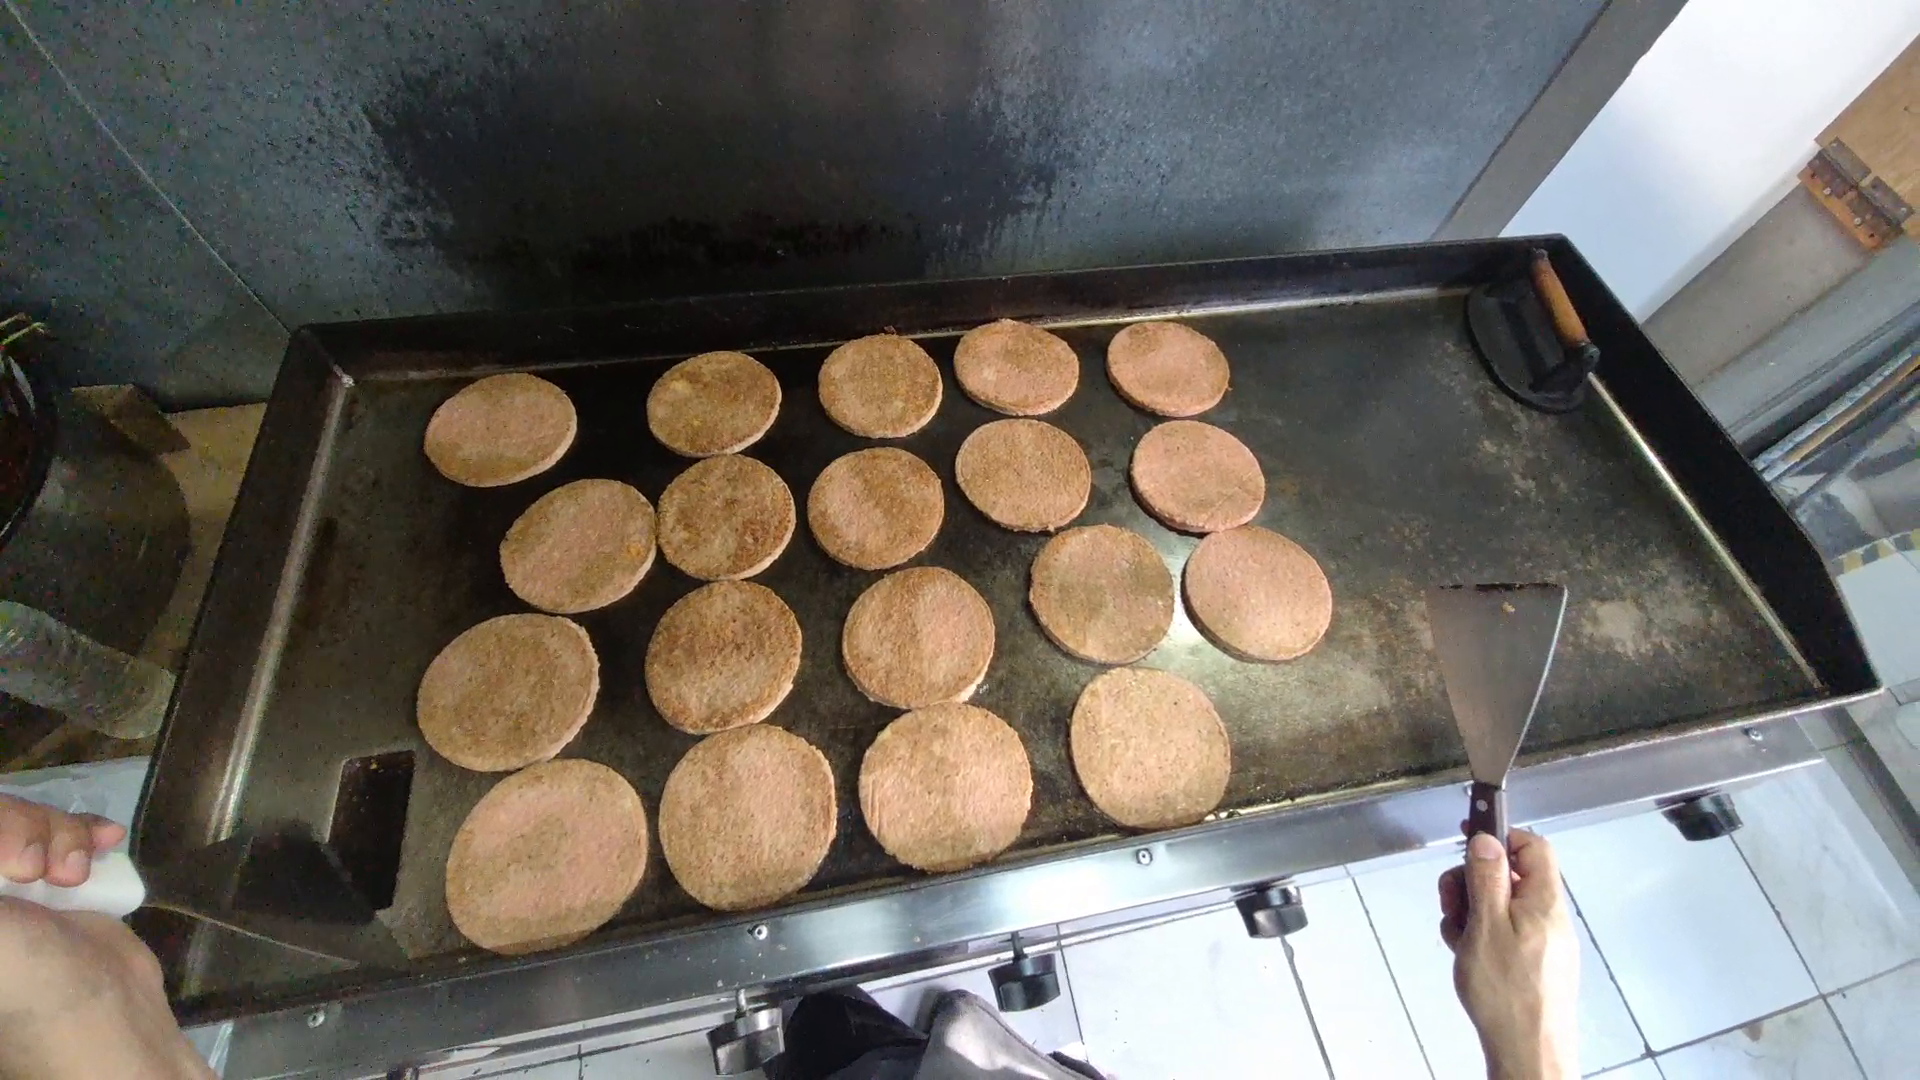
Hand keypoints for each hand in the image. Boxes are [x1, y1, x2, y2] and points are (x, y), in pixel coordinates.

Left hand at [0, 793, 211, 1079]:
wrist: (98, 1004)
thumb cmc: (20, 978)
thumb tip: (7, 858)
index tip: (14, 866)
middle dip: (27, 831)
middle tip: (40, 875)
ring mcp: (8, 884)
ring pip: (33, 820)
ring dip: (66, 834)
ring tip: (78, 874)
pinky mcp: (54, 879)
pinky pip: (71, 830)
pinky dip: (91, 830)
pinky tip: (108, 843)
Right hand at [1438, 830, 1578, 1079]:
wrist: (1527, 1053)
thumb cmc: (1504, 988)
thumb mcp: (1486, 925)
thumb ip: (1487, 878)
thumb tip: (1488, 838)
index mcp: (1544, 904)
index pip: (1534, 847)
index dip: (1501, 835)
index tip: (1466, 838)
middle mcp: (1549, 918)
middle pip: (1508, 873)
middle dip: (1471, 878)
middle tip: (1450, 899)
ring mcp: (1542, 940)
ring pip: (1499, 901)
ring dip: (1469, 907)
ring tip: (1456, 933)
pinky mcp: (1532, 960)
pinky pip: (1501, 928)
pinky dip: (1478, 931)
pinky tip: (1465, 950)